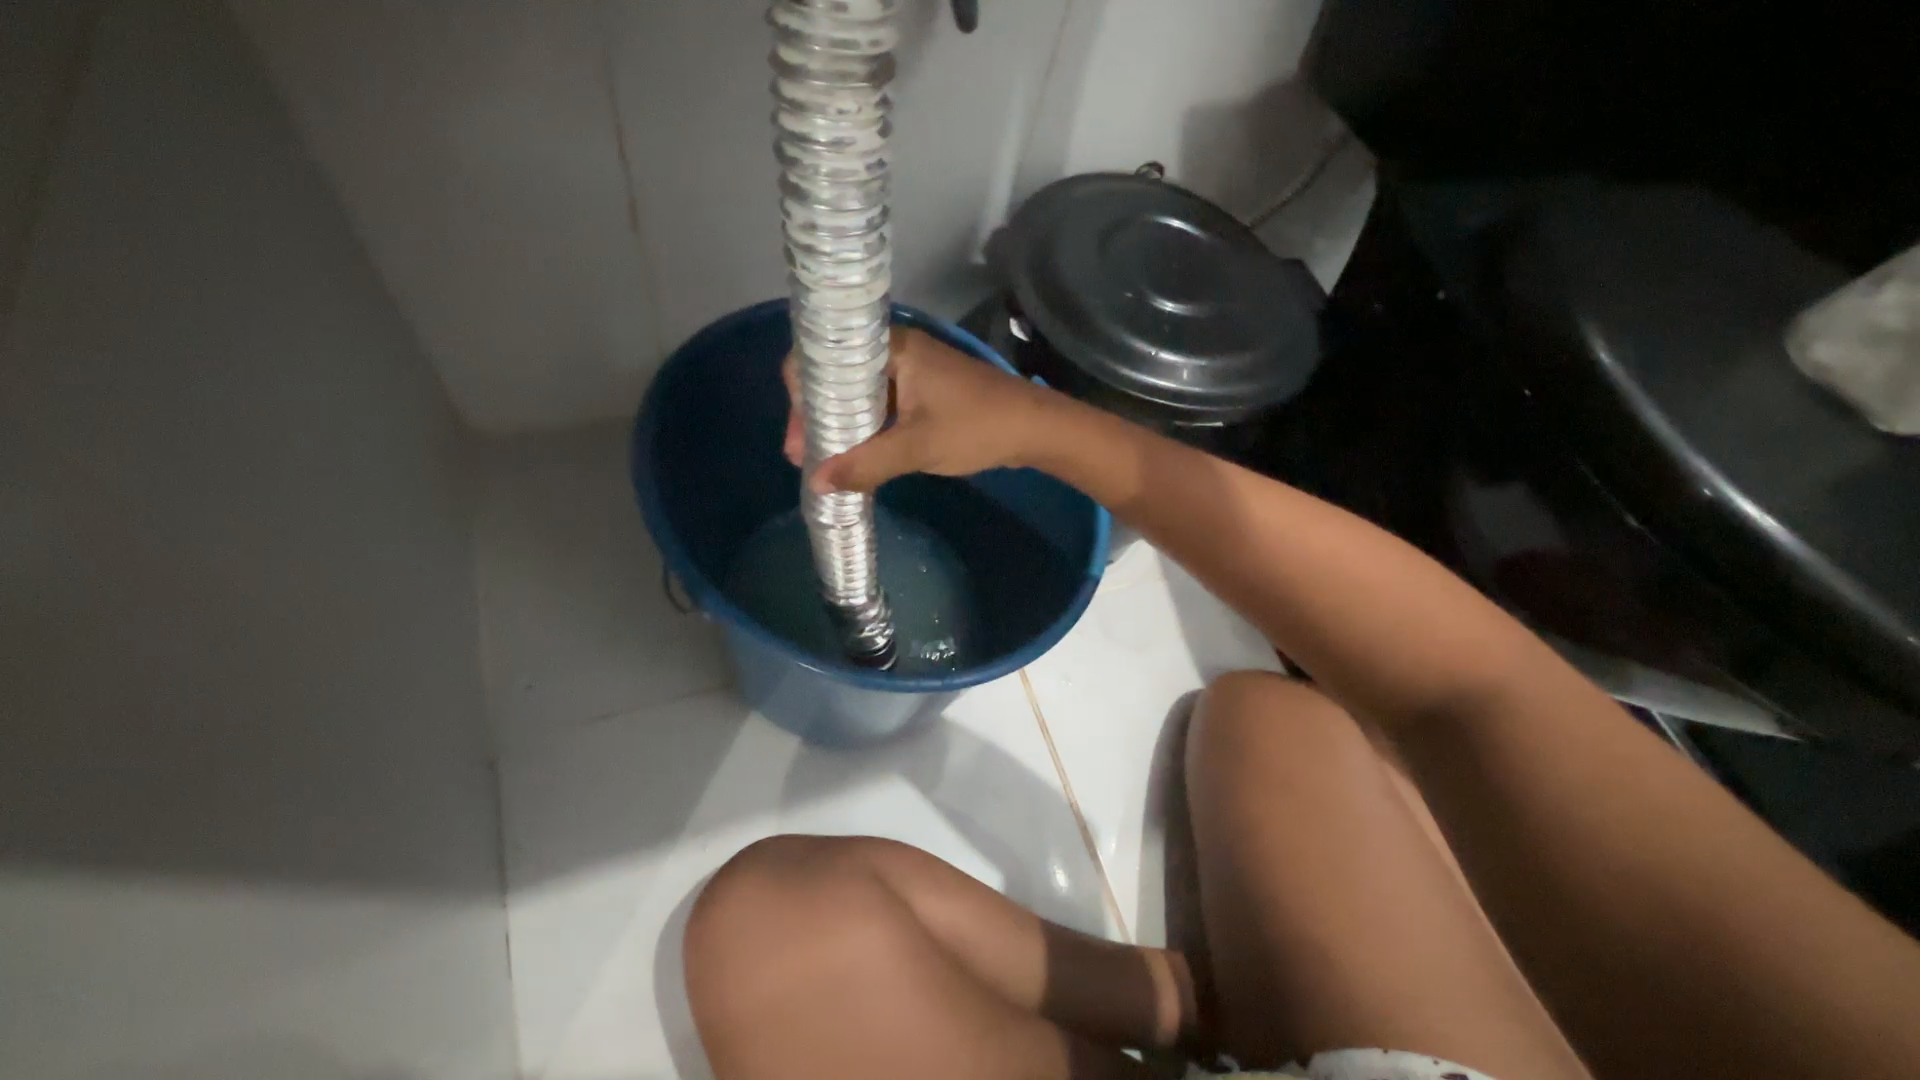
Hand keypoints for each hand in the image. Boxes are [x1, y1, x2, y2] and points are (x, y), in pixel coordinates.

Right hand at [783, 327, 1058, 493]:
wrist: (1035, 428)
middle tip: (802, 454)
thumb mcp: (916, 448)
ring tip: (821, 460)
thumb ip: (865, 465)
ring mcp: (911, 370)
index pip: (824, 354)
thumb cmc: (977, 427)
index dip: (800, 392)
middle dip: (816, 414)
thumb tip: (817, 483)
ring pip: (859, 393)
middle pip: (837, 375)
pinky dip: (864, 427)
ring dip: (840, 423)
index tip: (799, 433)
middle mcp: (896, 350)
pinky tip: (853, 455)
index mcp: (892, 348)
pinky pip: (880, 404)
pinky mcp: (922, 391)